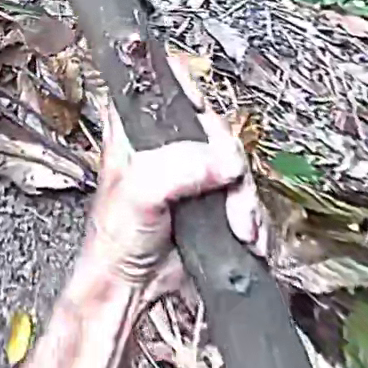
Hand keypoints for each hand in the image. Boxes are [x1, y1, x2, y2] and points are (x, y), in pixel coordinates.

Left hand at [85, 56, 266, 294]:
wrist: (131, 284)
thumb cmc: (116, 233)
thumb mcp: (138, 191)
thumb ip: (177, 169)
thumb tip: (222, 161)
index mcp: (134, 123)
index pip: (165, 83)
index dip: (187, 88)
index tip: (201, 108)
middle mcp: (164, 140)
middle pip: (212, 125)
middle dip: (228, 160)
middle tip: (229, 188)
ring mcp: (189, 168)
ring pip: (233, 161)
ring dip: (244, 196)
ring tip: (239, 225)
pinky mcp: (210, 197)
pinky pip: (244, 194)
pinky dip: (251, 214)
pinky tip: (245, 233)